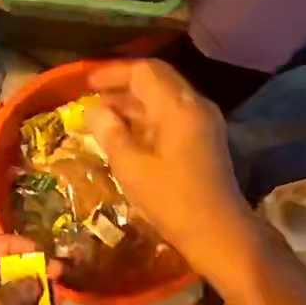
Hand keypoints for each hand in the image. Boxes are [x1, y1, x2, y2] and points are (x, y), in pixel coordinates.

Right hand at [84, 60, 257, 278]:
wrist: (219, 233)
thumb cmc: (172, 199)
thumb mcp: (131, 167)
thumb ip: (110, 132)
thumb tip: (94, 110)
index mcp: (178, 106)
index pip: (144, 71)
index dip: (112, 73)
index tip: (86, 84)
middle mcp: (195, 105)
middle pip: (157, 79)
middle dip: (122, 85)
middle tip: (92, 97)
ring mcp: (203, 122)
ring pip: (165, 98)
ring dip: (134, 103)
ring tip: (103, 117)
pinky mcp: (205, 140)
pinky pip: (172, 116)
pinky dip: (147, 118)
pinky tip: (126, 135)